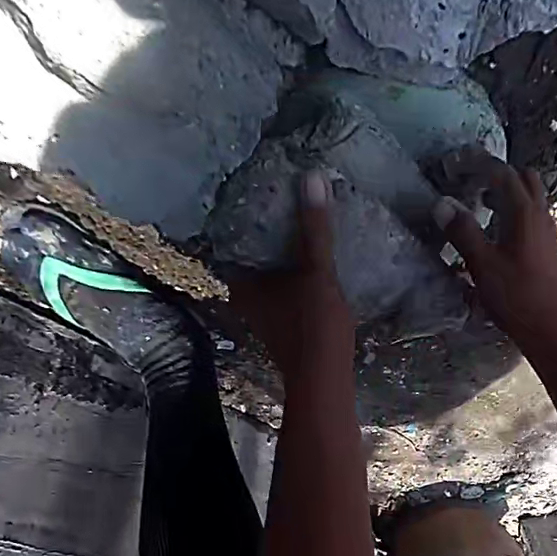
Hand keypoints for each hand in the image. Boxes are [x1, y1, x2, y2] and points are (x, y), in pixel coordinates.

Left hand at [227, 170, 354, 379]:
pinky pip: (283, 287)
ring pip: (268, 273)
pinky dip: (292, 272)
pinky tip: (311, 258)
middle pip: (251, 256)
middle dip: (264, 231)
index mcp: (243, 284)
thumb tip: (312, 176)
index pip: (231, 241)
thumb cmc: (313, 324)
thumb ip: (314, 227)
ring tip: (299, 221)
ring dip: (280, 253)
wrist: (325, 379)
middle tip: (281, 198)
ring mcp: (263, 313)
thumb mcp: (316, 270)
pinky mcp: (283, 323)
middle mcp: (246, 298)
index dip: (241, 216)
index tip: (256, 190)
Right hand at [433, 157, 556, 367]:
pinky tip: (496, 234)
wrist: (553, 327)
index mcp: (524, 213)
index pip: (502, 175)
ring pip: (529, 200)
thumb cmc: (516, 295)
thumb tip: (441, 203)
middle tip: (472, 181)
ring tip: (480, 204)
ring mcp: (547, 233)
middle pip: (524, 180)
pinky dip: (512, 214)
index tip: (456, 162)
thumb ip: (462, 232)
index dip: (479, 164)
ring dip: (506, 195)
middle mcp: (540, 217)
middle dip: (498, 174)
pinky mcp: (547, 250)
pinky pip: (530, 218)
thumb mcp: (483, 264)